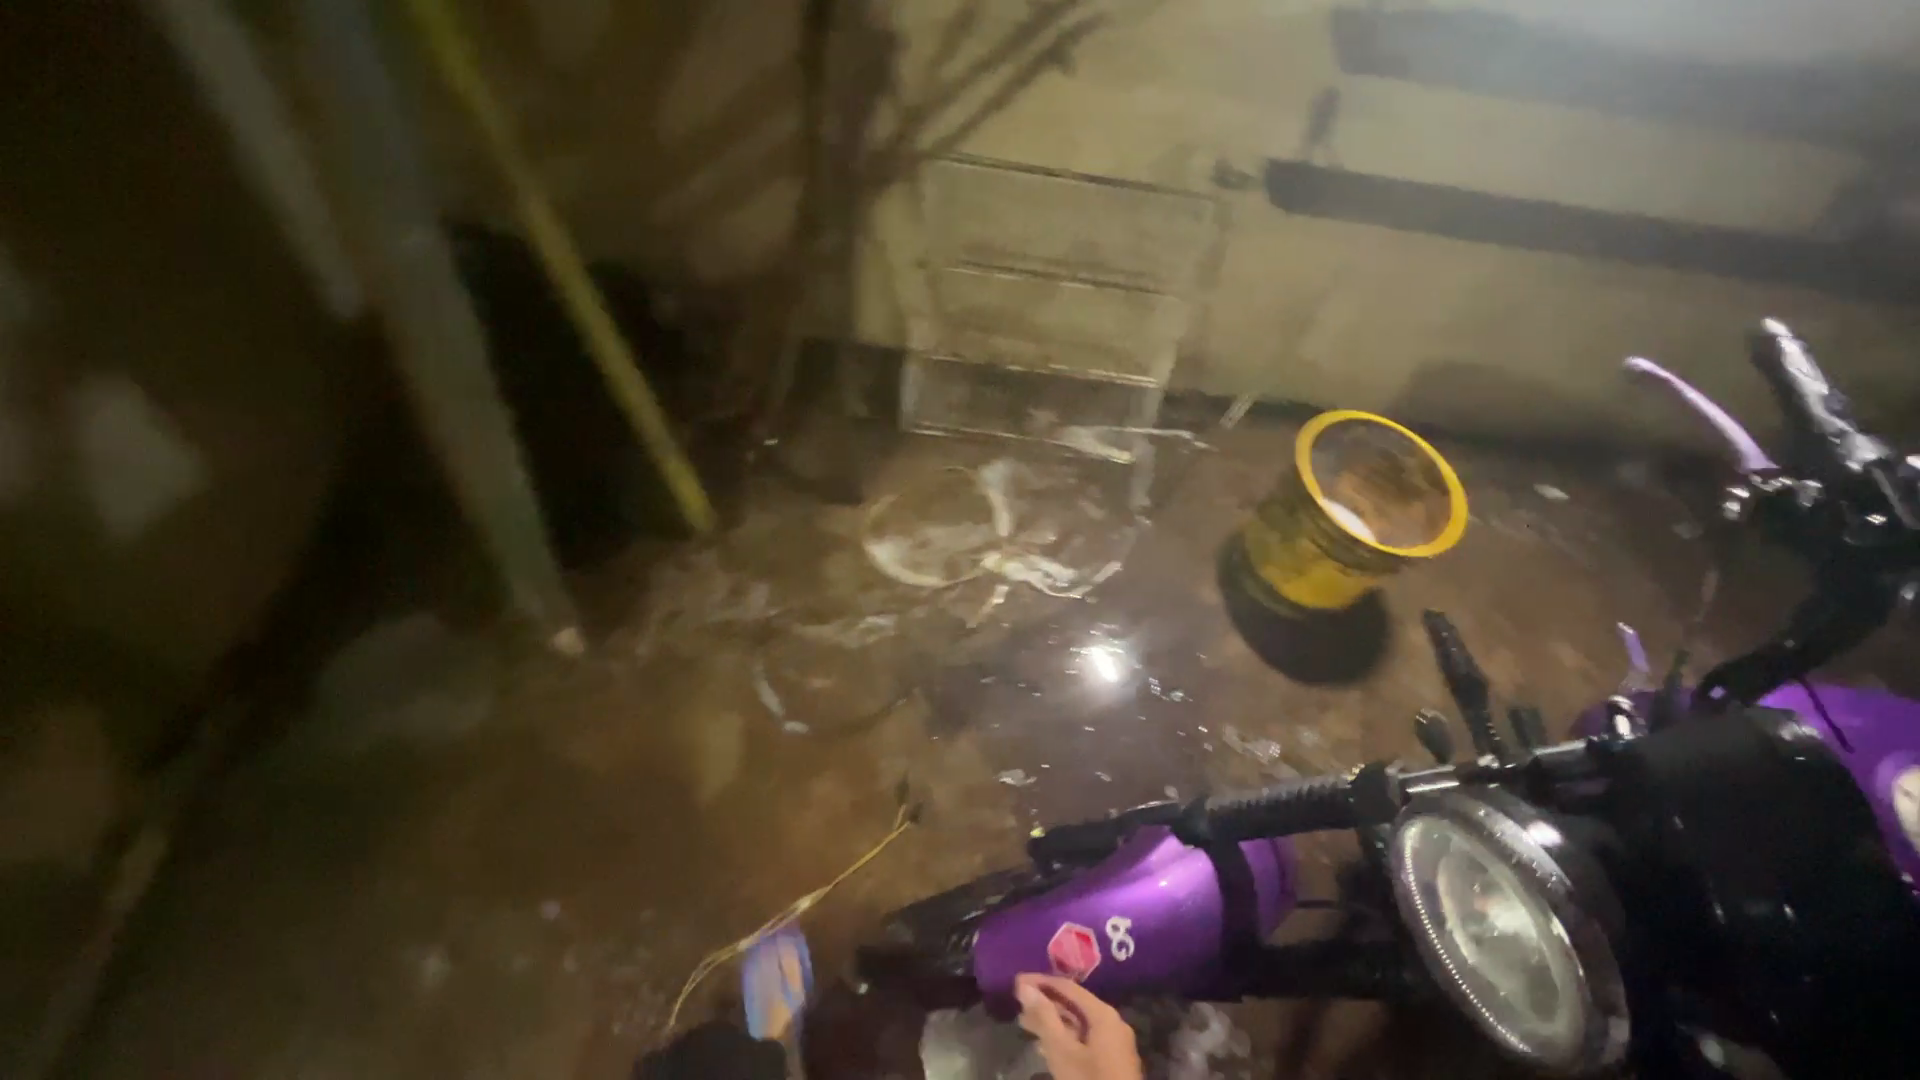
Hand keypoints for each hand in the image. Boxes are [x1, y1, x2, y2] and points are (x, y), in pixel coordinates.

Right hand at [1014, 974, 1142, 1079]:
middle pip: (1074, 1006)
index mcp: (1103, 1015)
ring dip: (1052, 1025)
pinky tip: (1045, 1049)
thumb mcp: (1062, 1050)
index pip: (1068, 987)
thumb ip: (1044, 1016)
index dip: (1041, 983)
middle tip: (1018, 1006)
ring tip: (1025, 1025)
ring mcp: (1114, 1045)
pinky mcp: (1112, 1064)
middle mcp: (1112, 1024)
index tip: (1017, 983)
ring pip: (1078, 1026)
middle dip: (1045, 1005)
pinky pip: (1084, 1042)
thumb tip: (1025, 986)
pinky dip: (1064, 1041)